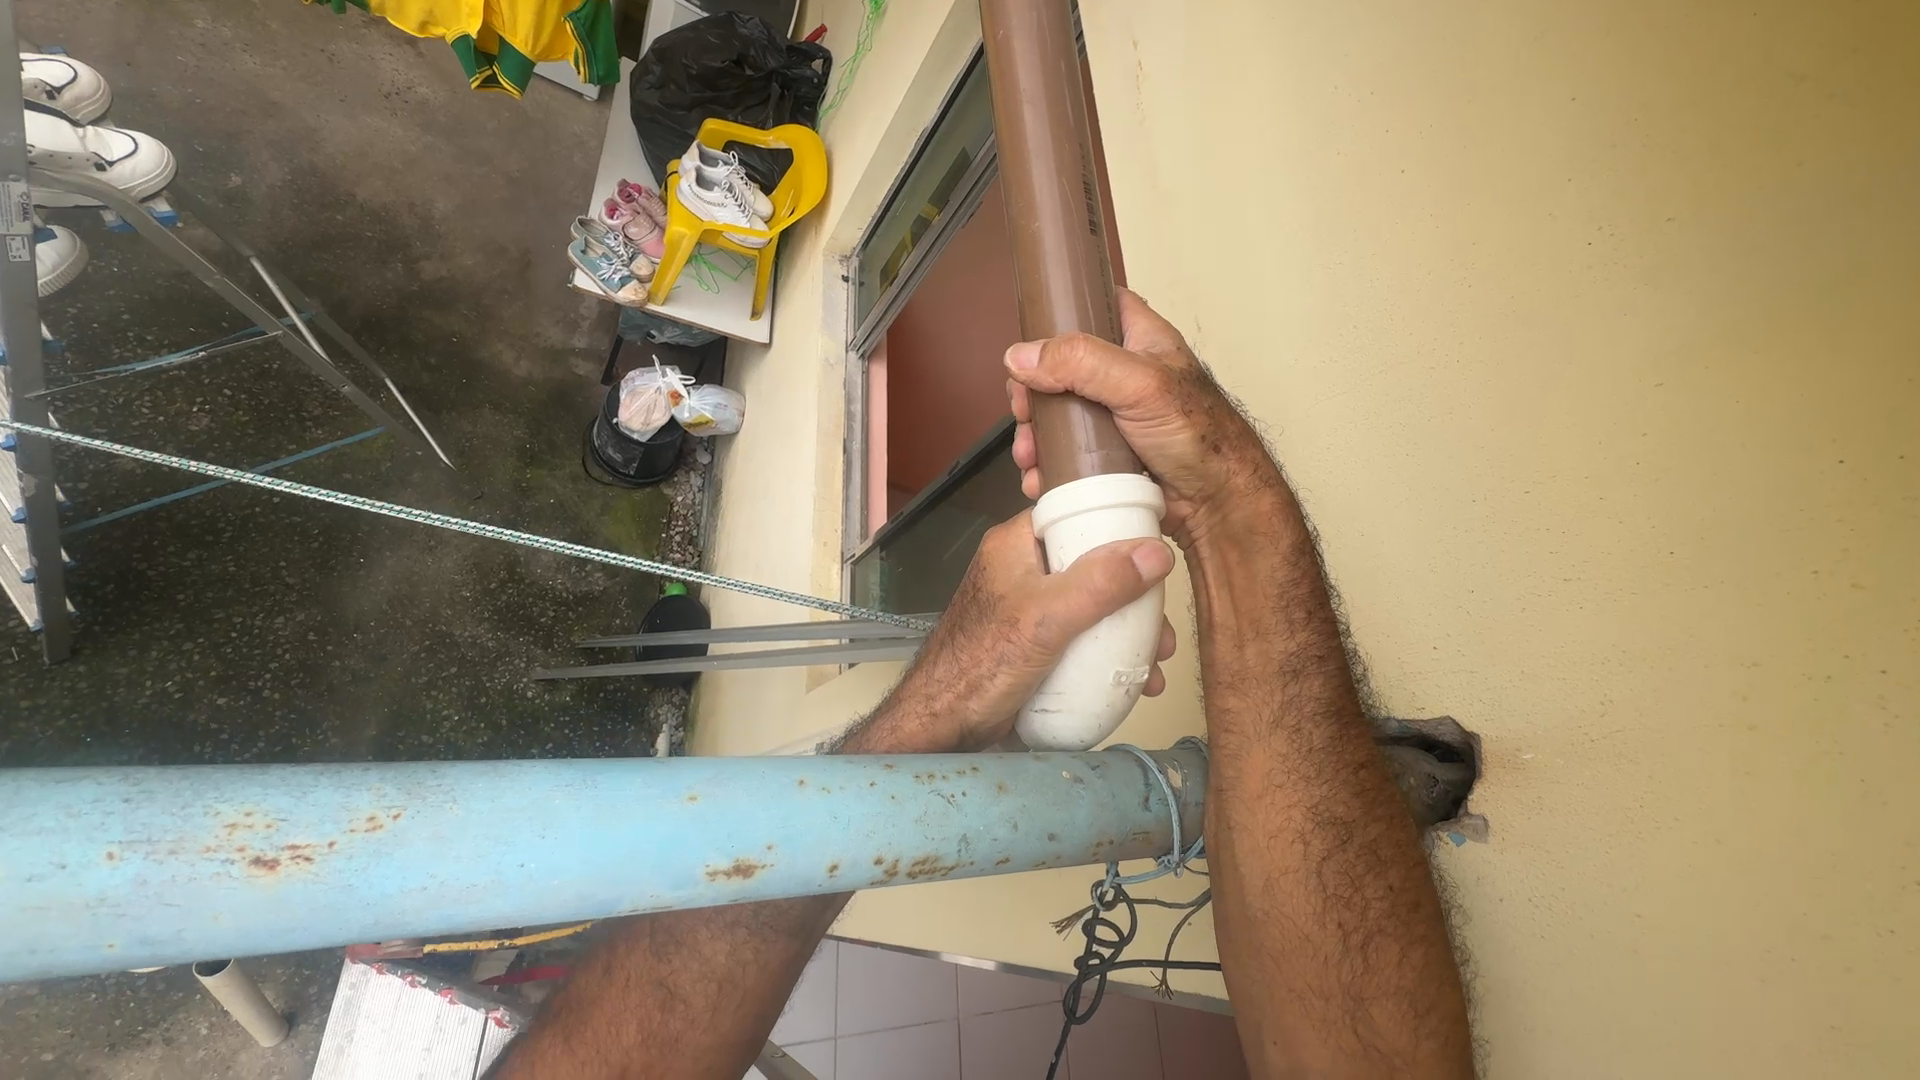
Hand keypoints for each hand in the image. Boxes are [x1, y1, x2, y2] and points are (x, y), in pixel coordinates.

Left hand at [846, 511, 1176, 753]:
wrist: (943, 726)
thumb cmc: (984, 664)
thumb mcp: (1048, 618)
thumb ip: (1100, 585)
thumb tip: (1159, 553)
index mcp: (1016, 544)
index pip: (1073, 514)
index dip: (1118, 527)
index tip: (1158, 551)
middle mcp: (1023, 569)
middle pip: (1092, 565)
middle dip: (1134, 596)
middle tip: (1163, 627)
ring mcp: (1028, 609)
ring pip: (1091, 605)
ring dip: (1128, 631)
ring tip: (1157, 662)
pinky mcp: (1033, 644)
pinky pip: (1080, 637)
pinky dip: (1108, 654)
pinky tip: (1137, 681)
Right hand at [1005, 289, 1283, 549]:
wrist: (1215, 502)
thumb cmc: (1198, 435)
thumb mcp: (1139, 384)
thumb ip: (1081, 363)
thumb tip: (1020, 356)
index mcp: (1138, 338)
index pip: (1093, 306)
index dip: (1058, 316)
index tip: (1028, 338)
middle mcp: (1121, 373)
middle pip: (1059, 368)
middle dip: (1033, 392)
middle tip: (1024, 413)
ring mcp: (1110, 416)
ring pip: (1056, 415)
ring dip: (1034, 435)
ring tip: (1030, 457)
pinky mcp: (1102, 455)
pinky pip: (1063, 453)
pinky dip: (1046, 465)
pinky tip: (1038, 477)